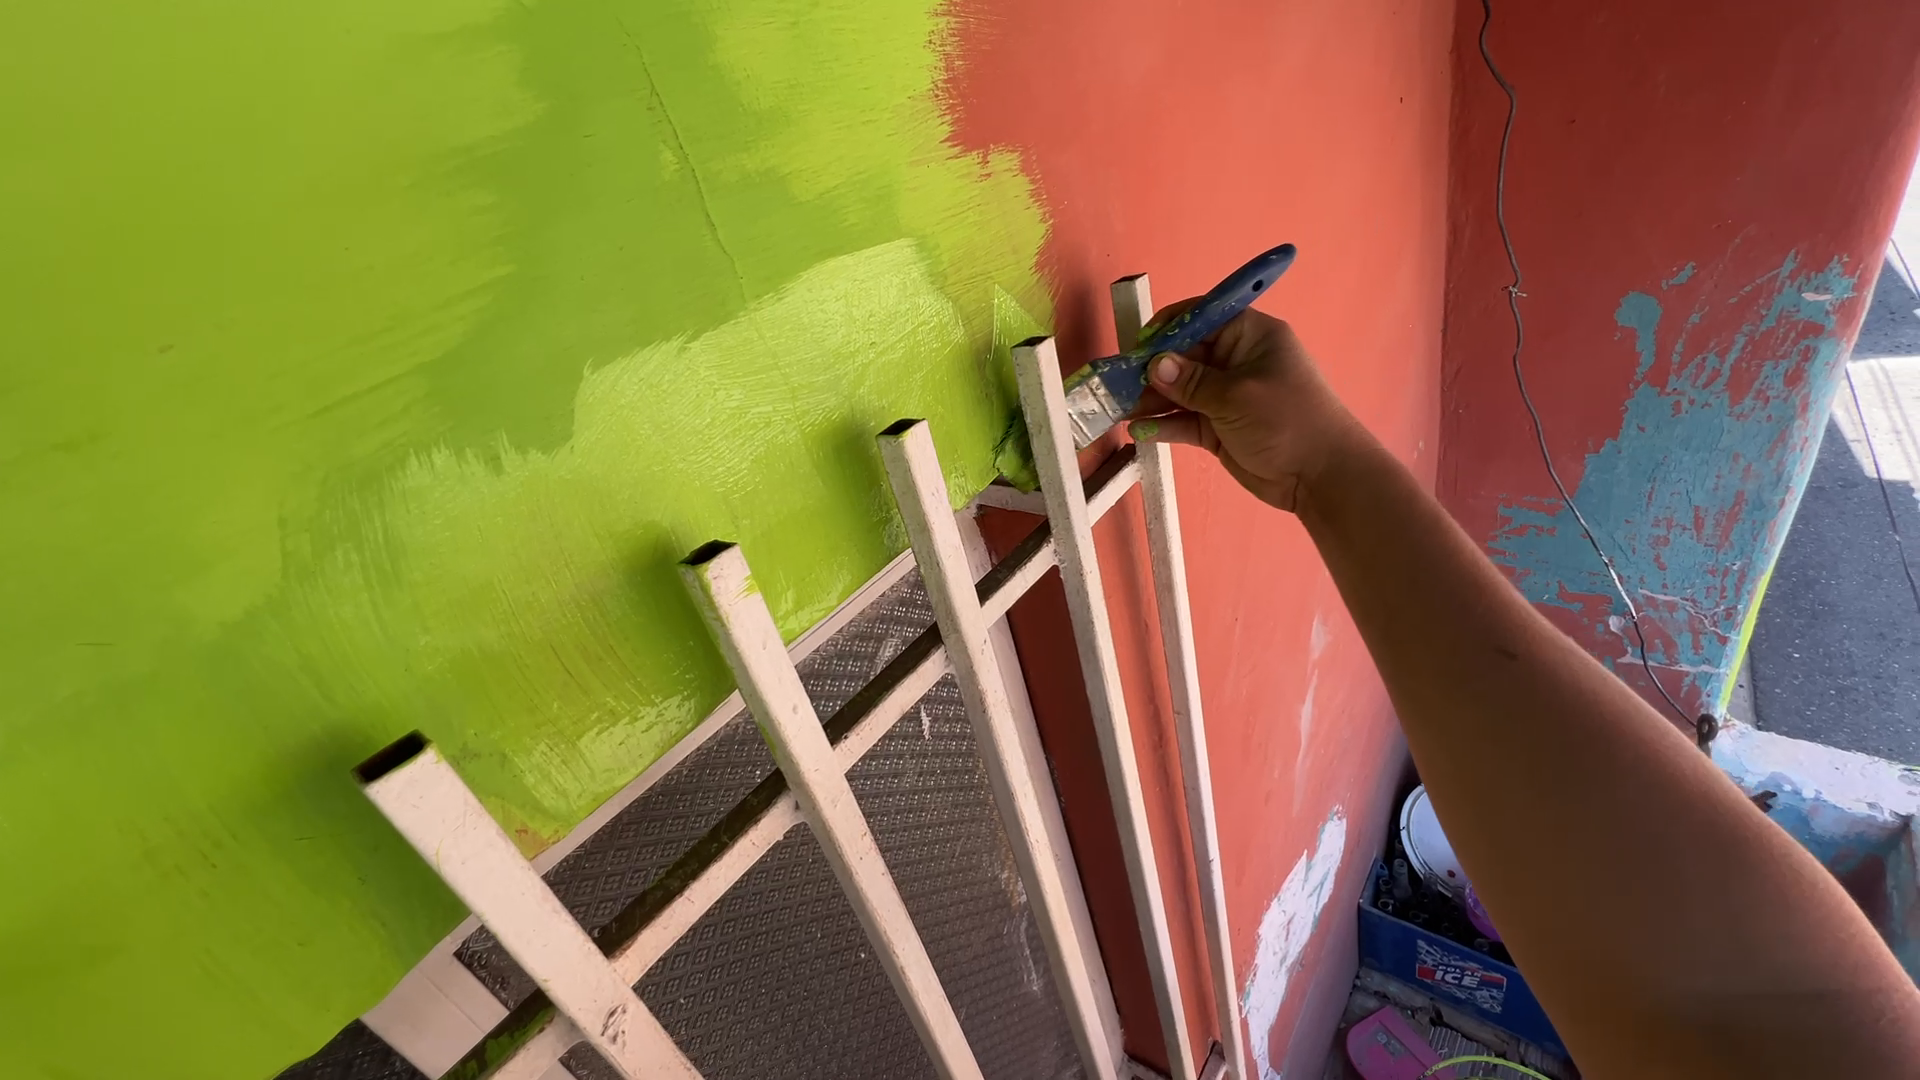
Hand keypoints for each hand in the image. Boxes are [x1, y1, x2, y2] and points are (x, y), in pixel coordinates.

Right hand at [1127, 306, 1375, 513]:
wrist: (1320, 475)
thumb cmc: (1285, 421)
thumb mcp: (1235, 396)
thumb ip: (1190, 381)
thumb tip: (1154, 364)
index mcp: (1249, 336)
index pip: (1203, 317)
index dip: (1170, 327)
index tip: (1139, 344)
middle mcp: (1235, 361)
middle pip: (1184, 356)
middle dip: (1152, 369)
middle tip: (1119, 384)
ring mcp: (1225, 397)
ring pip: (1180, 391)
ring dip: (1151, 400)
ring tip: (1119, 409)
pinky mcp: (1218, 428)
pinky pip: (1184, 419)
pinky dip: (1164, 424)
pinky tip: (1138, 430)